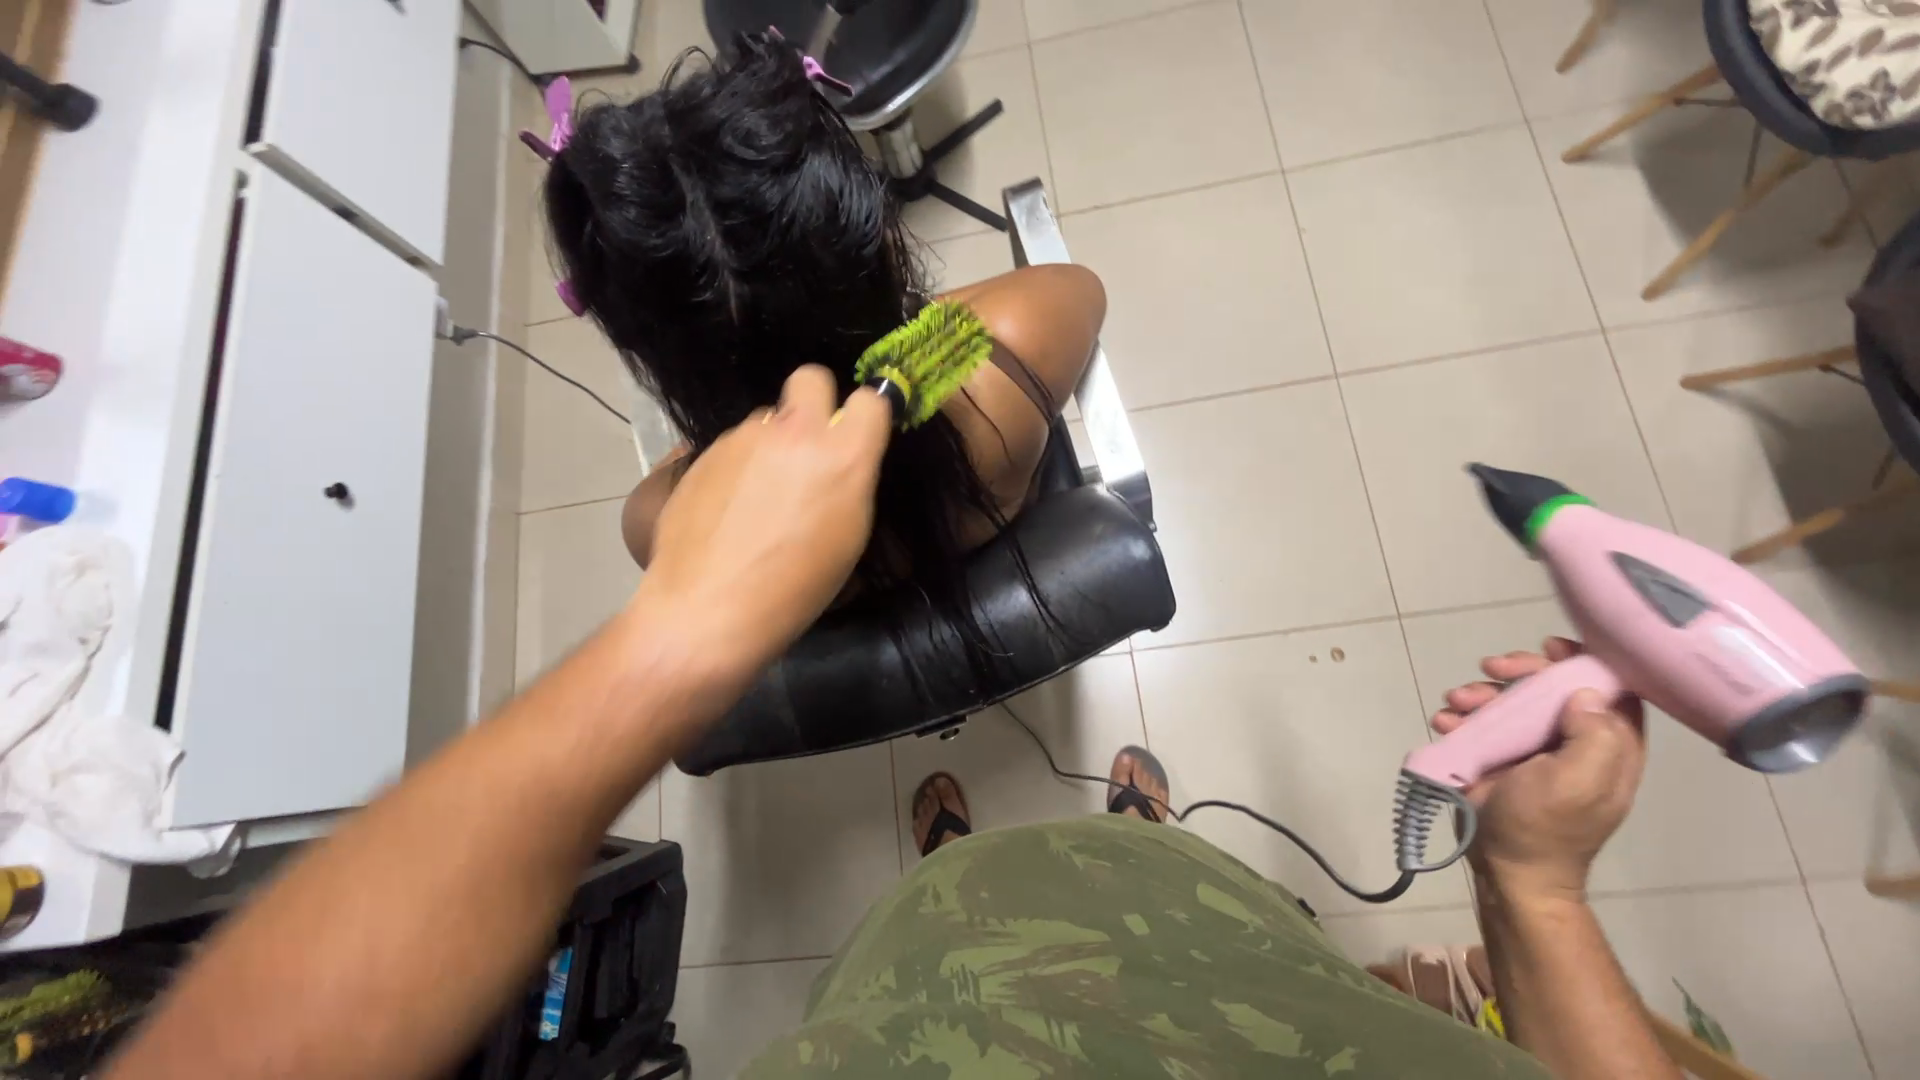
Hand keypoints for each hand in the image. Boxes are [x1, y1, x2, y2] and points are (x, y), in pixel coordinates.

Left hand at [631, 366, 892, 687]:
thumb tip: (843, 460)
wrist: (708, 608)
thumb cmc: (796, 589)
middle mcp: (794, 433)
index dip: (867, 416)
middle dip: (816, 400)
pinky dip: (740, 466)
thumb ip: (851, 481)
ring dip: (773, 443)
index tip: (860, 437)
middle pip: (811, 377)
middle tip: (810, 446)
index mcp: (843, 456)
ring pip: (768, 419)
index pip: (870, 399)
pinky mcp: (704, 452)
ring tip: (760, 496)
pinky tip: (729, 509)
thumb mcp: (849, 538)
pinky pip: (735, 445)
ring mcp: (743, 439)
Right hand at [1432, 638, 1646, 902]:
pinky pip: (1480, 722)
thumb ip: (1593, 738)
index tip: (1549, 648)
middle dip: (1520, 672)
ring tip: (1457, 703)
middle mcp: (1573, 741)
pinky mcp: (1496, 756)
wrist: (1504, 868)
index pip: (1609, 688)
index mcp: (1608, 747)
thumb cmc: (1546, 827)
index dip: (1584, 662)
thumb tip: (1583, 694)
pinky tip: (1446, 723)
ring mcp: (1532, 749)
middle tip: (1491, 666)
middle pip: (1552, 687)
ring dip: (1481, 693)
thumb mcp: (1579, 784)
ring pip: (1512, 700)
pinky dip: (1461, 717)